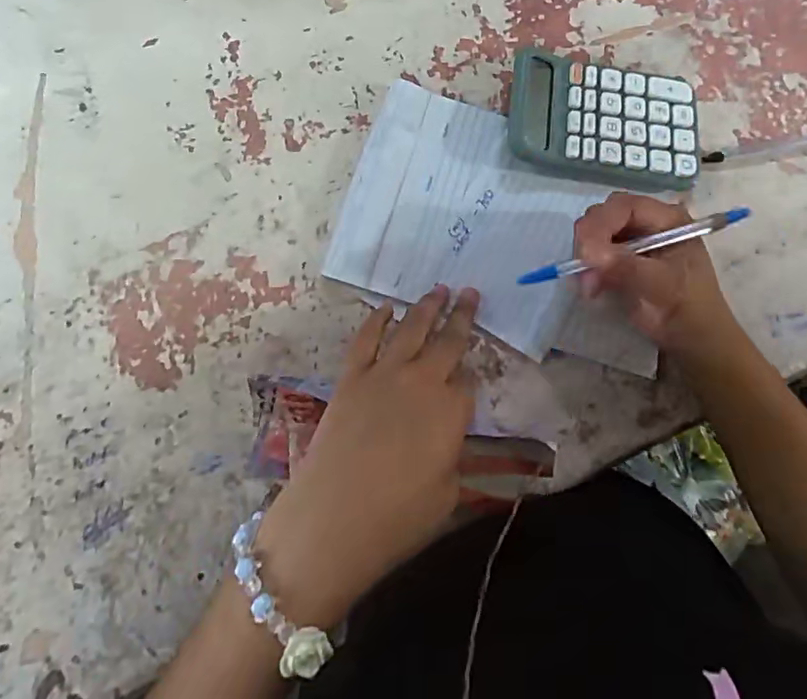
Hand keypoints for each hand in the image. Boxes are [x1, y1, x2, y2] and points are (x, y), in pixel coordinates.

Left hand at [254, 286, 477, 625]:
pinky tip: (386, 309)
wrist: (334, 516)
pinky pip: (367, 339)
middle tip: (470, 292)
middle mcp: (423, 382)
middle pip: (448, 341)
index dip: (471, 377)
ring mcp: (384, 374)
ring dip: (427, 306)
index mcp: (452, 411)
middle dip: (462, 315)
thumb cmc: (398, 517)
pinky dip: (377, 320)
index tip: (471, 374)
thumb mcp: (446, 493)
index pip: (469, 382)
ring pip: (411, 329)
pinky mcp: (351, 377)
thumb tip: (445, 437)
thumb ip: (451, 455)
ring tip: (439, 289)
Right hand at [573, 193, 746, 361]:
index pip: (625, 207)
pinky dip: (585, 269)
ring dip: (585, 258)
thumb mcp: (663, 285)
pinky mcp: (616, 256)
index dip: (602, 223)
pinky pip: (591, 253)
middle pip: (604, 215)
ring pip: (592, 233)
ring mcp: (629, 238)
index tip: (587, 252)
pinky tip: (590, 289)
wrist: (690, 336)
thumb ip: (628, 267)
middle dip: (590, 240)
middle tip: (584, 269)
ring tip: (589, 287)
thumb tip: (591, 255)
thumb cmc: (687, 306)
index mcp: (666, 219)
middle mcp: (645, 222)